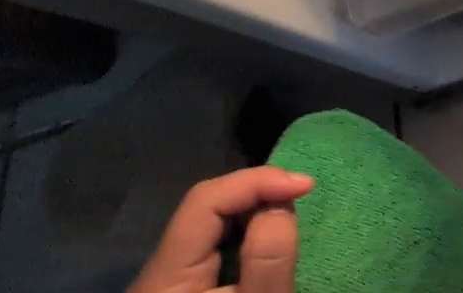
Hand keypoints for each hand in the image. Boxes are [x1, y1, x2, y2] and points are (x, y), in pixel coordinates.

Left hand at [129, 167, 313, 292]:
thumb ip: (267, 262)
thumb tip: (281, 203)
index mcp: (164, 275)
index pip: (205, 199)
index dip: (257, 180)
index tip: (305, 185)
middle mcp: (157, 272)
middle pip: (207, 207)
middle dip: (258, 193)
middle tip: (299, 199)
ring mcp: (167, 282)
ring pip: (210, 225)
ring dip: (254, 212)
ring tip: (289, 214)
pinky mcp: (181, 290)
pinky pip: (213, 246)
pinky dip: (245, 234)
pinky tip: (266, 243)